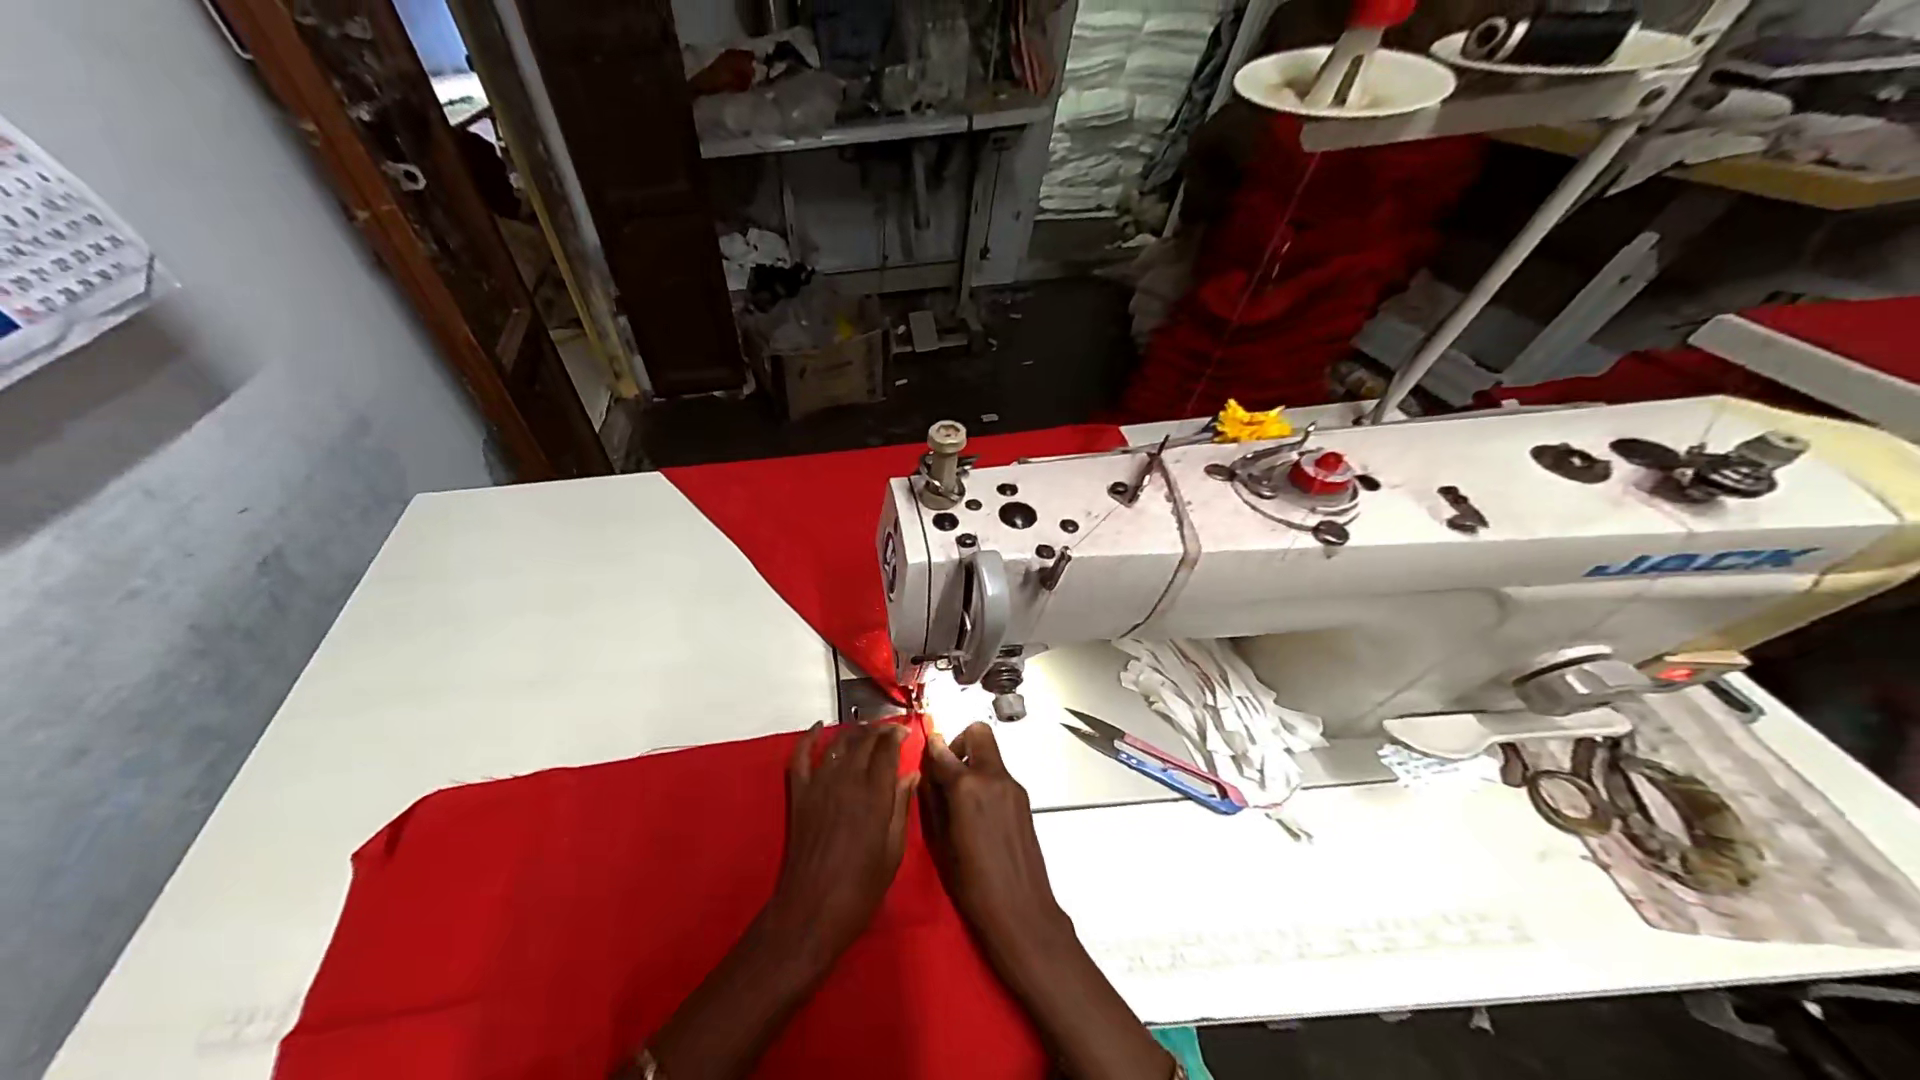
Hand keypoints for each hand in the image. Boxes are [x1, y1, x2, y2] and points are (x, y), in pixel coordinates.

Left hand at [772, 721, 916, 950]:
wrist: (813, 909)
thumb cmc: (861, 887)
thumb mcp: (893, 850)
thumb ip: (901, 807)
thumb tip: (910, 776)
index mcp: (874, 795)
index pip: (887, 749)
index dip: (897, 735)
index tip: (905, 732)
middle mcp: (847, 781)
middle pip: (864, 741)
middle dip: (878, 731)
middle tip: (889, 731)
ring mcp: (819, 786)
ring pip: (838, 744)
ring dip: (853, 732)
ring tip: (865, 730)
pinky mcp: (799, 795)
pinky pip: (801, 758)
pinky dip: (809, 739)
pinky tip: (819, 728)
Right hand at [924, 723, 1173, 1079]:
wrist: (1021, 912)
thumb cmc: (972, 885)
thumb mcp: (939, 842)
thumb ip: (932, 799)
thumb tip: (927, 772)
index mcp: (969, 787)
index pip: (945, 748)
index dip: (931, 750)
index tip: (924, 758)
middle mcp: (995, 777)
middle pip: (979, 733)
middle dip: (958, 743)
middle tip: (945, 772)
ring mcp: (1014, 787)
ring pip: (990, 754)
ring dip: (971, 763)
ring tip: (956, 800)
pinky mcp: (1024, 801)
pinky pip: (999, 775)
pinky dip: (984, 780)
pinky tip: (974, 815)